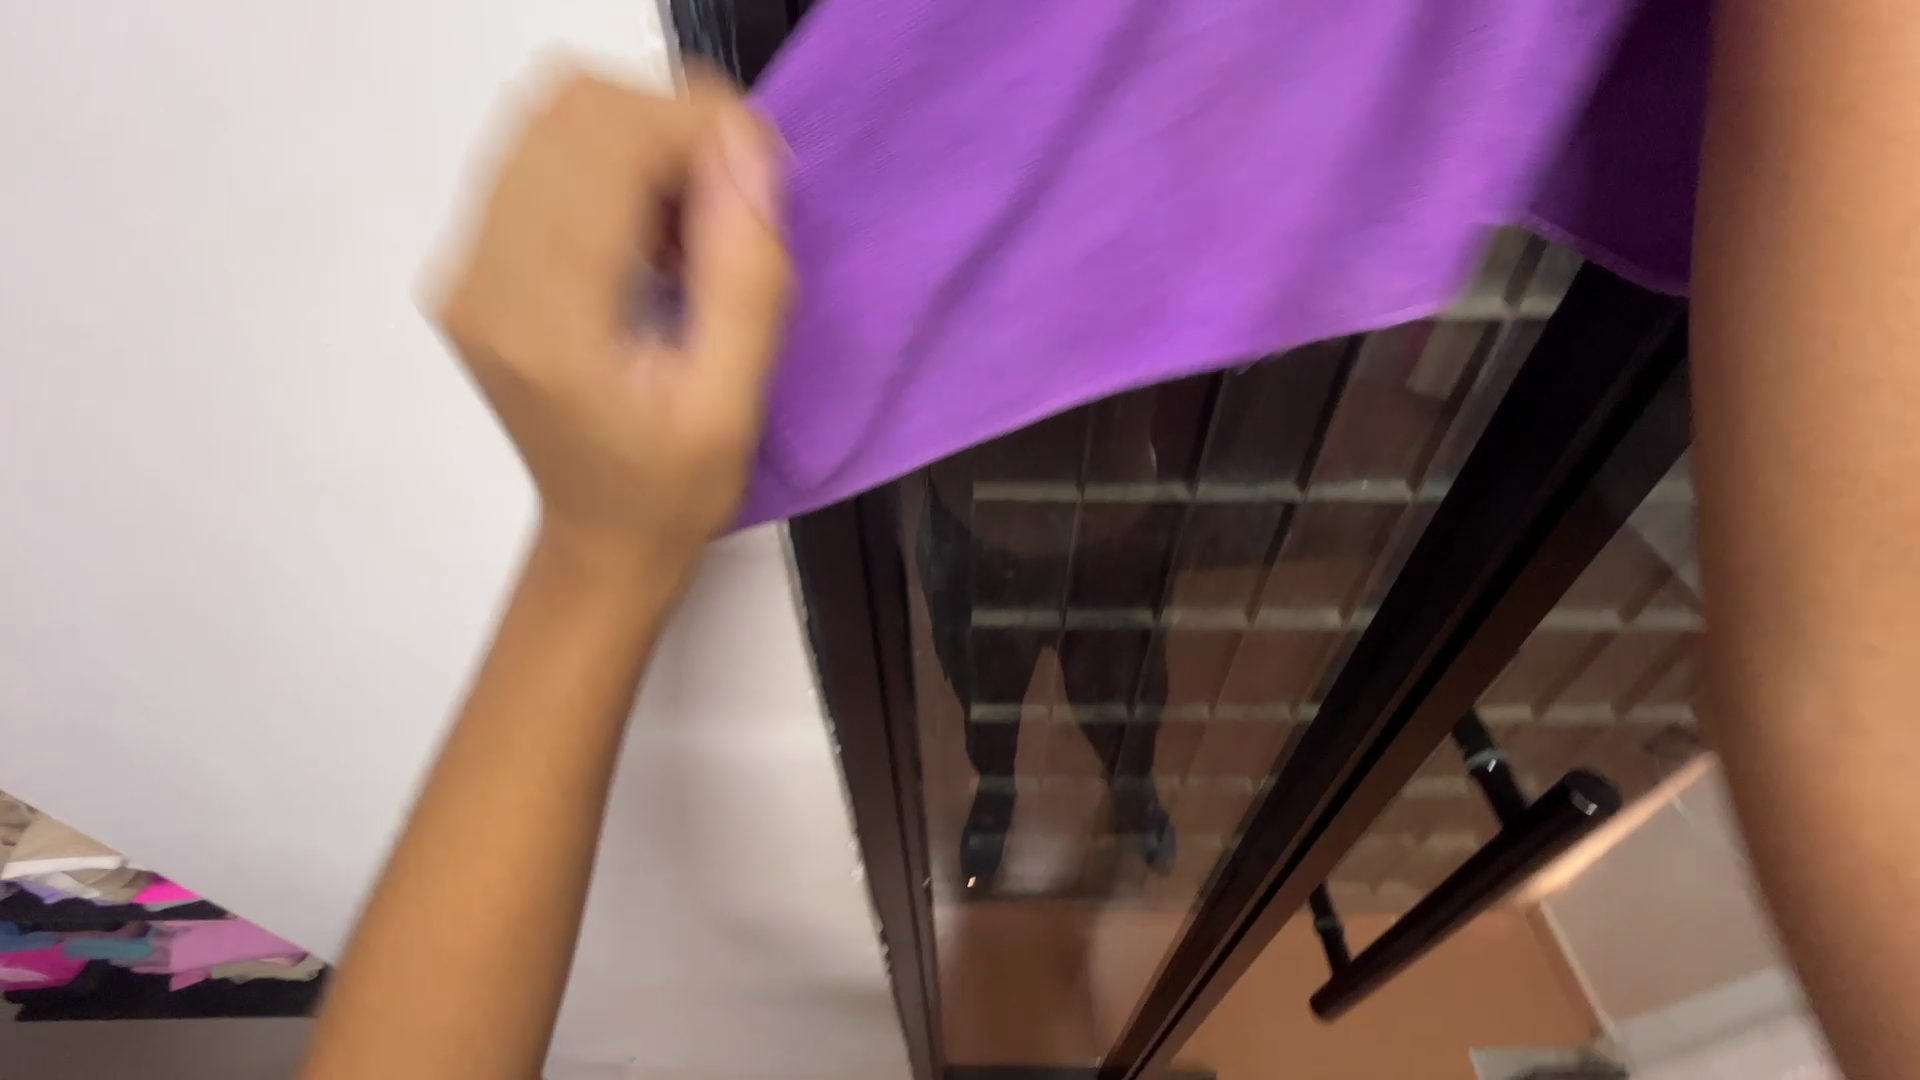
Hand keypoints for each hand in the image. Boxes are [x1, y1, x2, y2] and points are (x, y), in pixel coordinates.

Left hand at [433, 62, 790, 580]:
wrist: (603, 538)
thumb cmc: (673, 491)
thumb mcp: (732, 407)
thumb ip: (743, 283)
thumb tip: (748, 159)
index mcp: (546, 319)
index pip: (605, 140)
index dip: (697, 126)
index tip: (763, 175)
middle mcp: (482, 274)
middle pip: (567, 108)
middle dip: (671, 126)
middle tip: (735, 199)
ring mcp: (467, 266)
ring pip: (551, 122)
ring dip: (644, 144)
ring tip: (697, 224)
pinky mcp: (477, 266)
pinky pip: (542, 161)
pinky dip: (615, 168)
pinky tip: (655, 236)